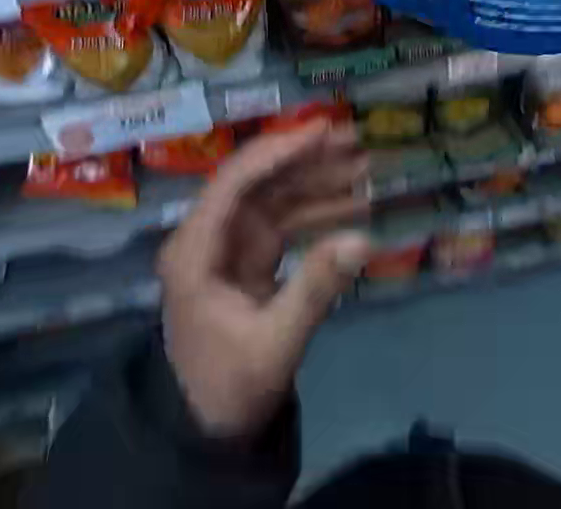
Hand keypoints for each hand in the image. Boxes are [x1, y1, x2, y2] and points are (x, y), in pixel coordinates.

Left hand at [158, 118, 369, 438]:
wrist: (206, 429)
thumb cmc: (227, 387)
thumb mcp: (274, 344)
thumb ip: (316, 289)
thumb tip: (364, 240)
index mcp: (195, 247)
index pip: (235, 181)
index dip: (278, 151)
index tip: (321, 130)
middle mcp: (209, 234)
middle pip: (258, 181)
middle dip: (306, 159)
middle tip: (355, 140)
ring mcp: (231, 243)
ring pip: (276, 197)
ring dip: (318, 181)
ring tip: (365, 167)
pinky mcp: (251, 255)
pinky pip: (286, 222)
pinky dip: (318, 212)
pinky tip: (354, 205)